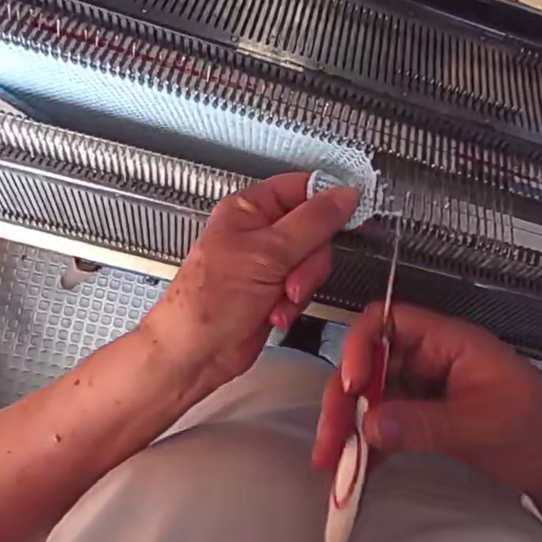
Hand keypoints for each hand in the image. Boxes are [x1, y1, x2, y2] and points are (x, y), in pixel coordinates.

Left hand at [142, 173, 358, 391]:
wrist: (197, 353)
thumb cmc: (209, 302)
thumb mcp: (268, 253)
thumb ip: (313, 222)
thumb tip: (344, 195)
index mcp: (249, 209)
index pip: (301, 188)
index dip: (326, 202)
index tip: (344, 217)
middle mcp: (259, 233)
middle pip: (314, 230)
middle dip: (309, 260)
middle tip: (292, 275)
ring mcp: (267, 264)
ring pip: (312, 263)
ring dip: (301, 286)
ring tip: (279, 298)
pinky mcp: (274, 291)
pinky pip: (304, 288)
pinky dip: (294, 304)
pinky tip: (274, 313)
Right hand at [313, 302, 541, 493]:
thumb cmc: (541, 428)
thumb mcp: (482, 426)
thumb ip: (423, 424)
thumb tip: (369, 424)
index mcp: (447, 341)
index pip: (387, 322)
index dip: (360, 347)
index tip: (351, 385)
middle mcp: (429, 359)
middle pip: (369, 364)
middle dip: (344, 399)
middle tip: (329, 439)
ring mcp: (425, 388)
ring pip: (371, 397)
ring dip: (348, 426)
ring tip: (333, 463)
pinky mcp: (423, 416)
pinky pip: (385, 423)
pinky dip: (367, 444)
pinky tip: (356, 469)